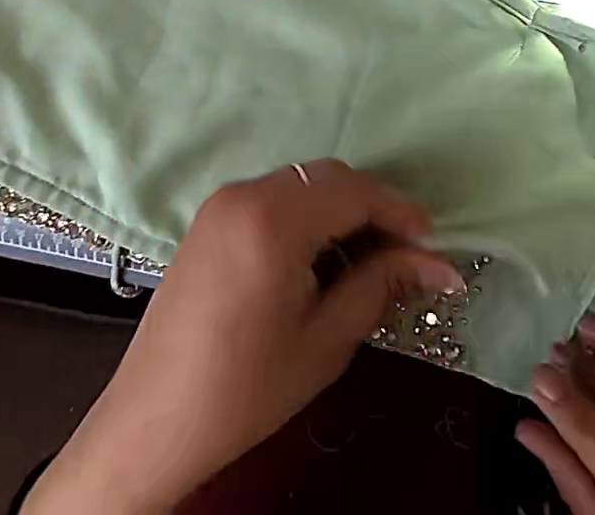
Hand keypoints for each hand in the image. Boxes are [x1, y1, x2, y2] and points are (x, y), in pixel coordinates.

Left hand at [22, 160, 463, 513]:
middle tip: (405, 252)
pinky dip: (308, 212)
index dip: (400, 211)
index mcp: (272, 219)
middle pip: (329, 177)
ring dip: (341, 207)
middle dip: (373, 206)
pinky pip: (275, 194)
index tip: (431, 242)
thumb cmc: (245, 388)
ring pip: (303, 182)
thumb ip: (382, 284)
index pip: (354, 191)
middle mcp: (245, 192)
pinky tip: (320, 253)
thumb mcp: (325, 339)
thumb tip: (439, 265)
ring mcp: (222, 200)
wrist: (155, 417)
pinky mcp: (212, 215)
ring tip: (367, 256)